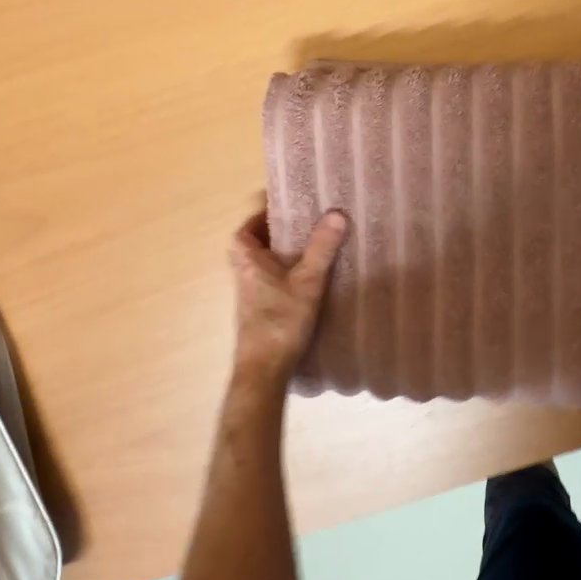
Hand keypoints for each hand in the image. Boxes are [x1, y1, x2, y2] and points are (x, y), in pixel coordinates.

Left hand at [228, 209, 348, 389]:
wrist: (264, 370)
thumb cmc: (280, 320)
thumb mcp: (307, 281)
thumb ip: (321, 248)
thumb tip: (336, 213)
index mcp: (247, 262)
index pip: (243, 231)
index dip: (258, 217)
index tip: (281, 209)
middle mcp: (244, 276)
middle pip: (253, 247)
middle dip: (274, 234)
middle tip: (301, 224)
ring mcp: (251, 297)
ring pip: (263, 266)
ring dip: (281, 255)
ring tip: (310, 246)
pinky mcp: (260, 313)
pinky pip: (272, 283)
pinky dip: (286, 274)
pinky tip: (309, 279)